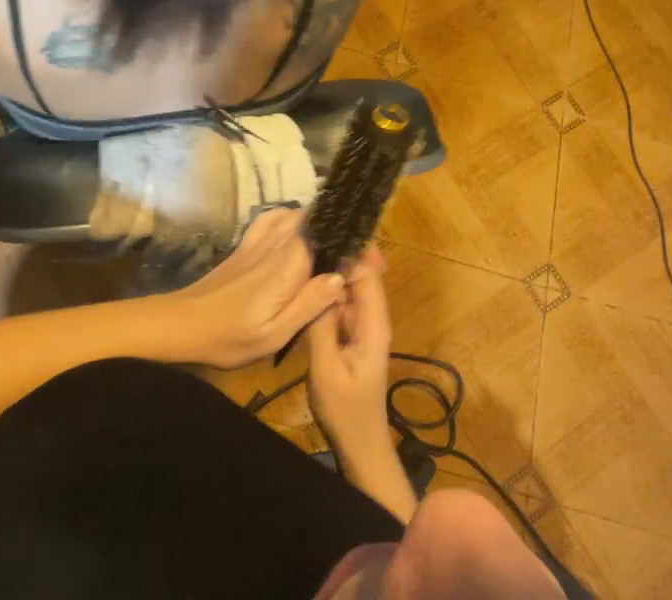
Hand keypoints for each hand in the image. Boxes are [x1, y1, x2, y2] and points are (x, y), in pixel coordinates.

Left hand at [165, 208, 345, 368]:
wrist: (183, 324)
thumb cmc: (229, 336)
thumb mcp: (275, 333)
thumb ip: (310, 304)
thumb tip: (341, 277)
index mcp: (285, 265)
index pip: (327, 234)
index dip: (353, 242)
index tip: (372, 260)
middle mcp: (274, 244)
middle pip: (314, 220)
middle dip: (341, 232)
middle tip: (360, 258)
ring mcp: (257, 241)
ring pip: (295, 215)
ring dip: (320, 224)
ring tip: (337, 247)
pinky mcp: (245, 245)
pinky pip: (273, 218)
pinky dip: (292, 219)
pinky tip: (300, 236)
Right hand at [305, 245, 393, 456]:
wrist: (358, 443)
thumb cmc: (345, 408)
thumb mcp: (326, 367)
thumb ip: (321, 325)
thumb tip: (317, 283)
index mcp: (373, 322)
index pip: (366, 272)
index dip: (349, 248)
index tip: (321, 228)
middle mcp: (370, 317)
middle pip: (357, 274)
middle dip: (337, 252)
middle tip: (303, 234)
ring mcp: (359, 325)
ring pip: (346, 286)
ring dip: (328, 269)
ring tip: (299, 248)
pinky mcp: (347, 334)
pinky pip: (337, 302)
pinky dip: (323, 289)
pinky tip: (301, 279)